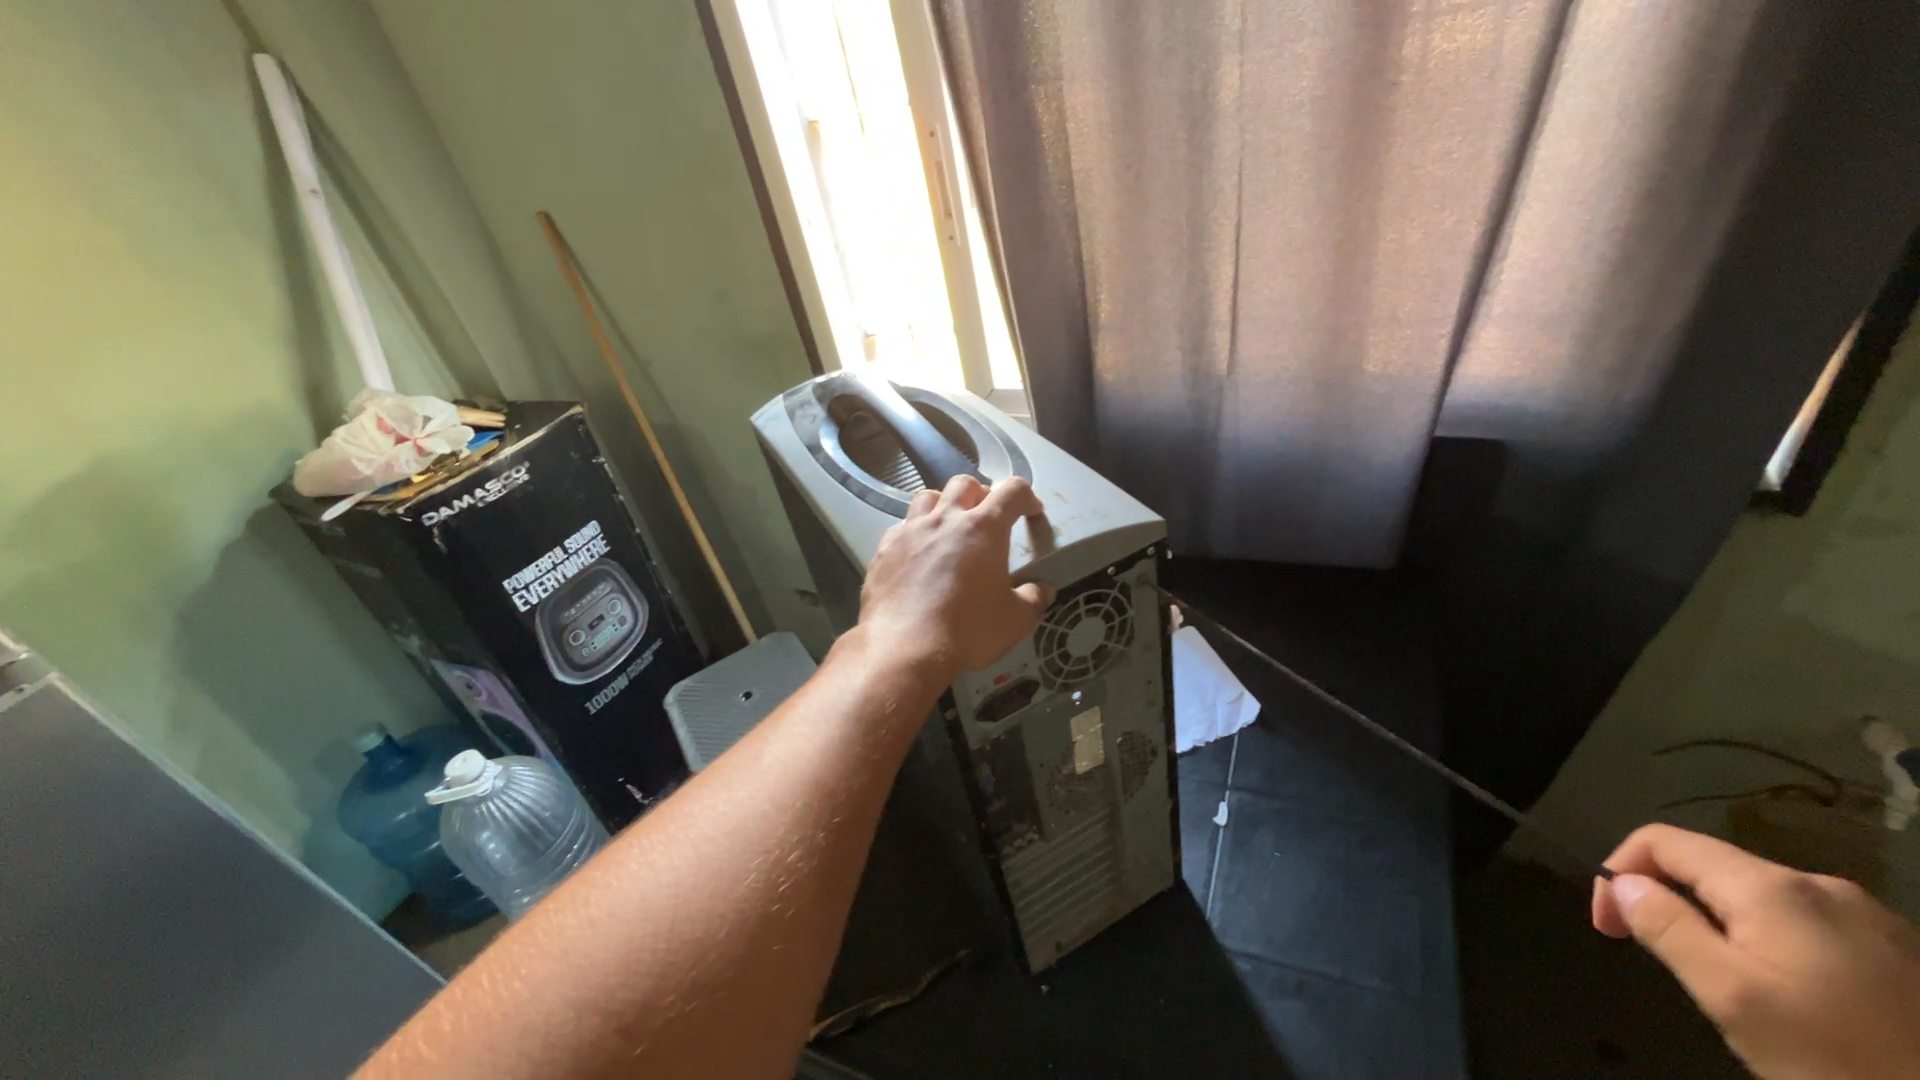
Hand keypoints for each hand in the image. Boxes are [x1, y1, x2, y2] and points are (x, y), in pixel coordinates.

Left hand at [858, 475, 1053, 681]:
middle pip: (964, 484)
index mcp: (984, 528)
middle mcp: (945, 520)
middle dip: (981, 494)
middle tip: (987, 517)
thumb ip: (1033, 599)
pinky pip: (900, 528)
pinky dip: (914, 534)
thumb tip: (1043, 591)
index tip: (1030, 511)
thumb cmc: (967, 630)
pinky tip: (917, 554)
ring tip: (948, 527)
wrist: (904, 647)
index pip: (1012, 492)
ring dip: (943, 505)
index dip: (1026, 497)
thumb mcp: (1015, 620)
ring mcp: (910, 532)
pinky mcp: (884, 550)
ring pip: (927, 497)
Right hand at [1592, 824, 1919, 1079]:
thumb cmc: (1835, 1058)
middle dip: (1671, 902)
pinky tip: (1792, 995)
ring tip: (1727, 984)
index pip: (1663, 841)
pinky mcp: (1901, 950)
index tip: (1609, 928)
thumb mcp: (1731, 998)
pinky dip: (1771, 943)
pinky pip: (1807, 925)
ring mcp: (1869, 916)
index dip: (1618, 871)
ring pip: (1759, 899)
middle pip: (1713, 869)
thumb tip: (1624, 884)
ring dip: (1721, 925)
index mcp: (1771, 887)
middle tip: (1661, 961)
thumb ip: (1667, 928)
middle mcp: (1820, 884)